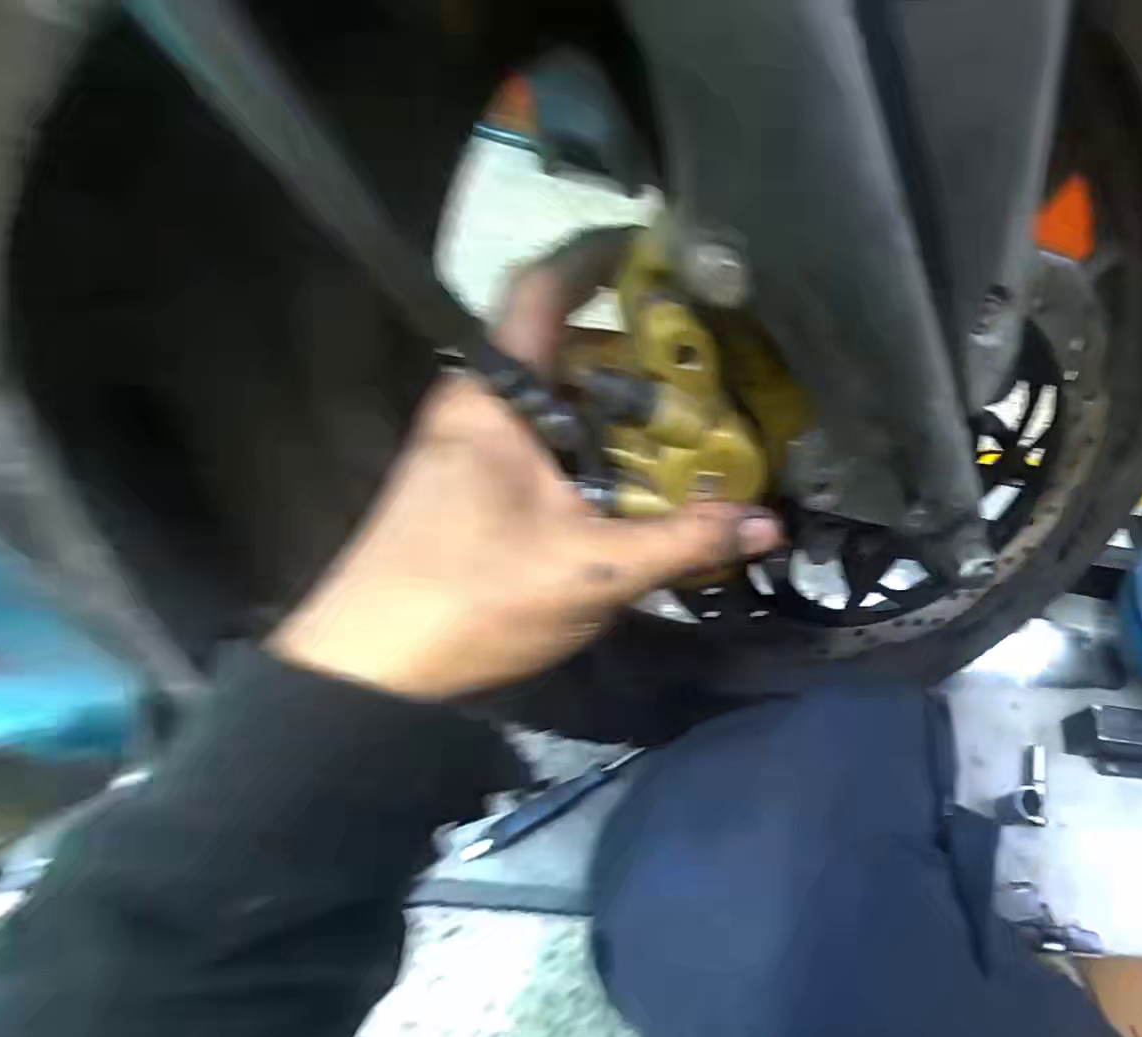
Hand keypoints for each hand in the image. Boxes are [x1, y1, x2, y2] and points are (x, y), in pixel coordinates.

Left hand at [268, 237, 784, 699]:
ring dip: (632, 408)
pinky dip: (615, 451)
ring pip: (572, 405)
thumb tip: (767, 525)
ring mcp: (489, 453)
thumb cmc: (471, 601)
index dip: (595, 261)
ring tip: (701, 416)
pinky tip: (656, 478)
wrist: (373, 674)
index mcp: (495, 403)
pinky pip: (568, 449)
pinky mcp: (495, 492)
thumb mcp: (593, 570)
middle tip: (713, 360)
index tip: (659, 256)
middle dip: (642, 351)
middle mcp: (488, 413)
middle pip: (571, 353)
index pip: (539, 296)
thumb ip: (684, 543)